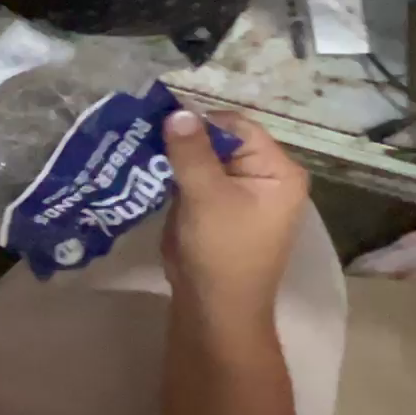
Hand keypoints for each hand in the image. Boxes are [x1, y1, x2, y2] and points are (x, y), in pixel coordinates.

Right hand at [161, 109, 308, 328]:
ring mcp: (236, 190)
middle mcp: (262, 175)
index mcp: (277, 171)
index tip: (159, 122)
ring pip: (200, 156)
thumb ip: (191, 152)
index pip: (237, 126)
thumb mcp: (206, 196)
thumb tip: (177, 111)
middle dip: (182, 137)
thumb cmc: (221, 250)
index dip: (200, 121)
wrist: (213, 304)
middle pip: (218, 139)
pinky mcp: (212, 203)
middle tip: (143, 132)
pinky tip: (144, 166)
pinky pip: (191, 174)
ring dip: (172, 153)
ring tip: (138, 146)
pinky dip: (169, 169)